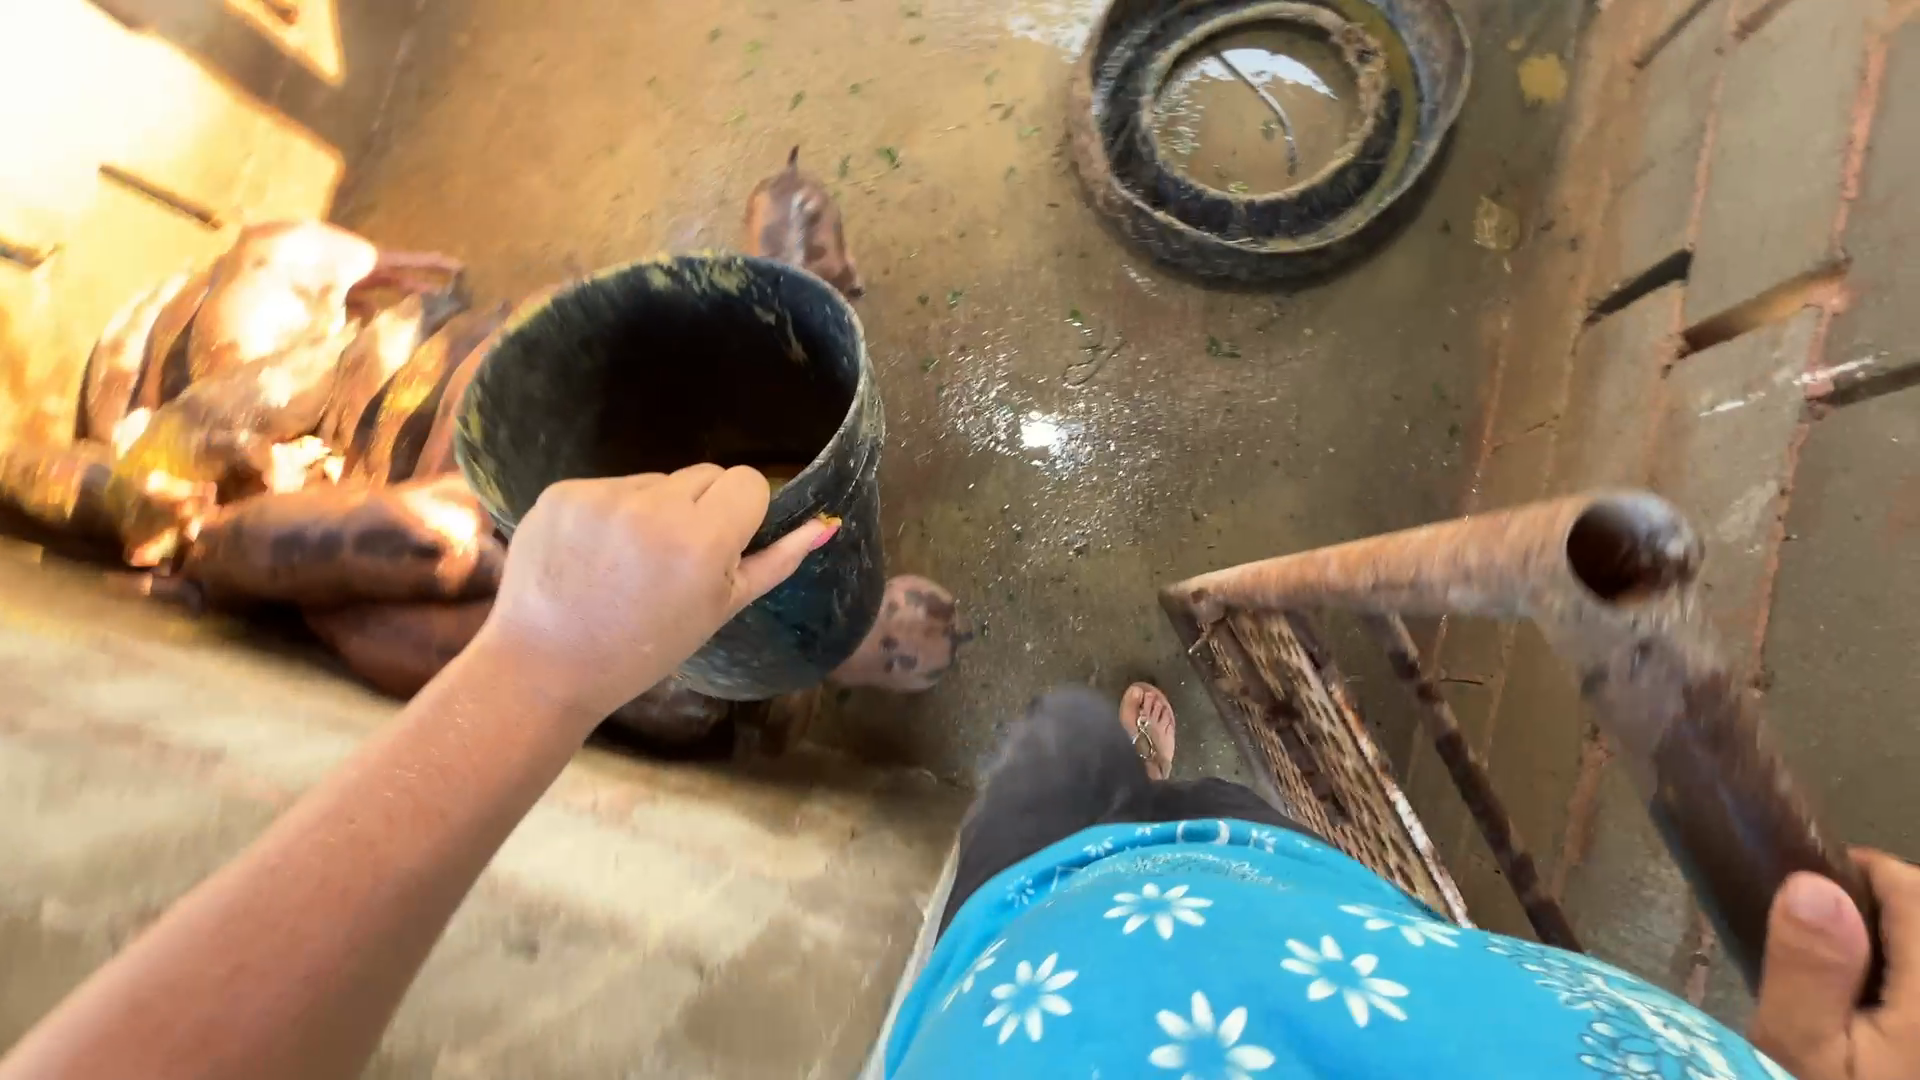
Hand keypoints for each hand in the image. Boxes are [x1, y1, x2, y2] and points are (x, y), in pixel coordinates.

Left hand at [471, 465, 833, 723]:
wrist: (548, 665)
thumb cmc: (649, 646)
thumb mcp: (724, 608)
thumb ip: (778, 561)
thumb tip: (826, 524)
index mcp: (702, 540)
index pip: (749, 481)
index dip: (745, 512)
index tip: (725, 545)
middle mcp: (654, 507)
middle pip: (707, 474)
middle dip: (705, 508)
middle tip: (679, 558)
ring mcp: (602, 496)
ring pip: (660, 480)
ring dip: (660, 508)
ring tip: (633, 559)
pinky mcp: (562, 492)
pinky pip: (614, 486)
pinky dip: (616, 511)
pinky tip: (598, 552)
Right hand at [1751, 851, 1919, 1078]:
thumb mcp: (1803, 1047)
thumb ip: (1809, 965)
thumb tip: (1812, 883)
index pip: (1915, 890)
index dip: (1862, 873)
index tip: (1810, 889)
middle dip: (1897, 915)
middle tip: (1833, 941)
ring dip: (1910, 949)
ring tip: (1870, 983)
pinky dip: (1914, 980)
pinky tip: (1899, 1016)